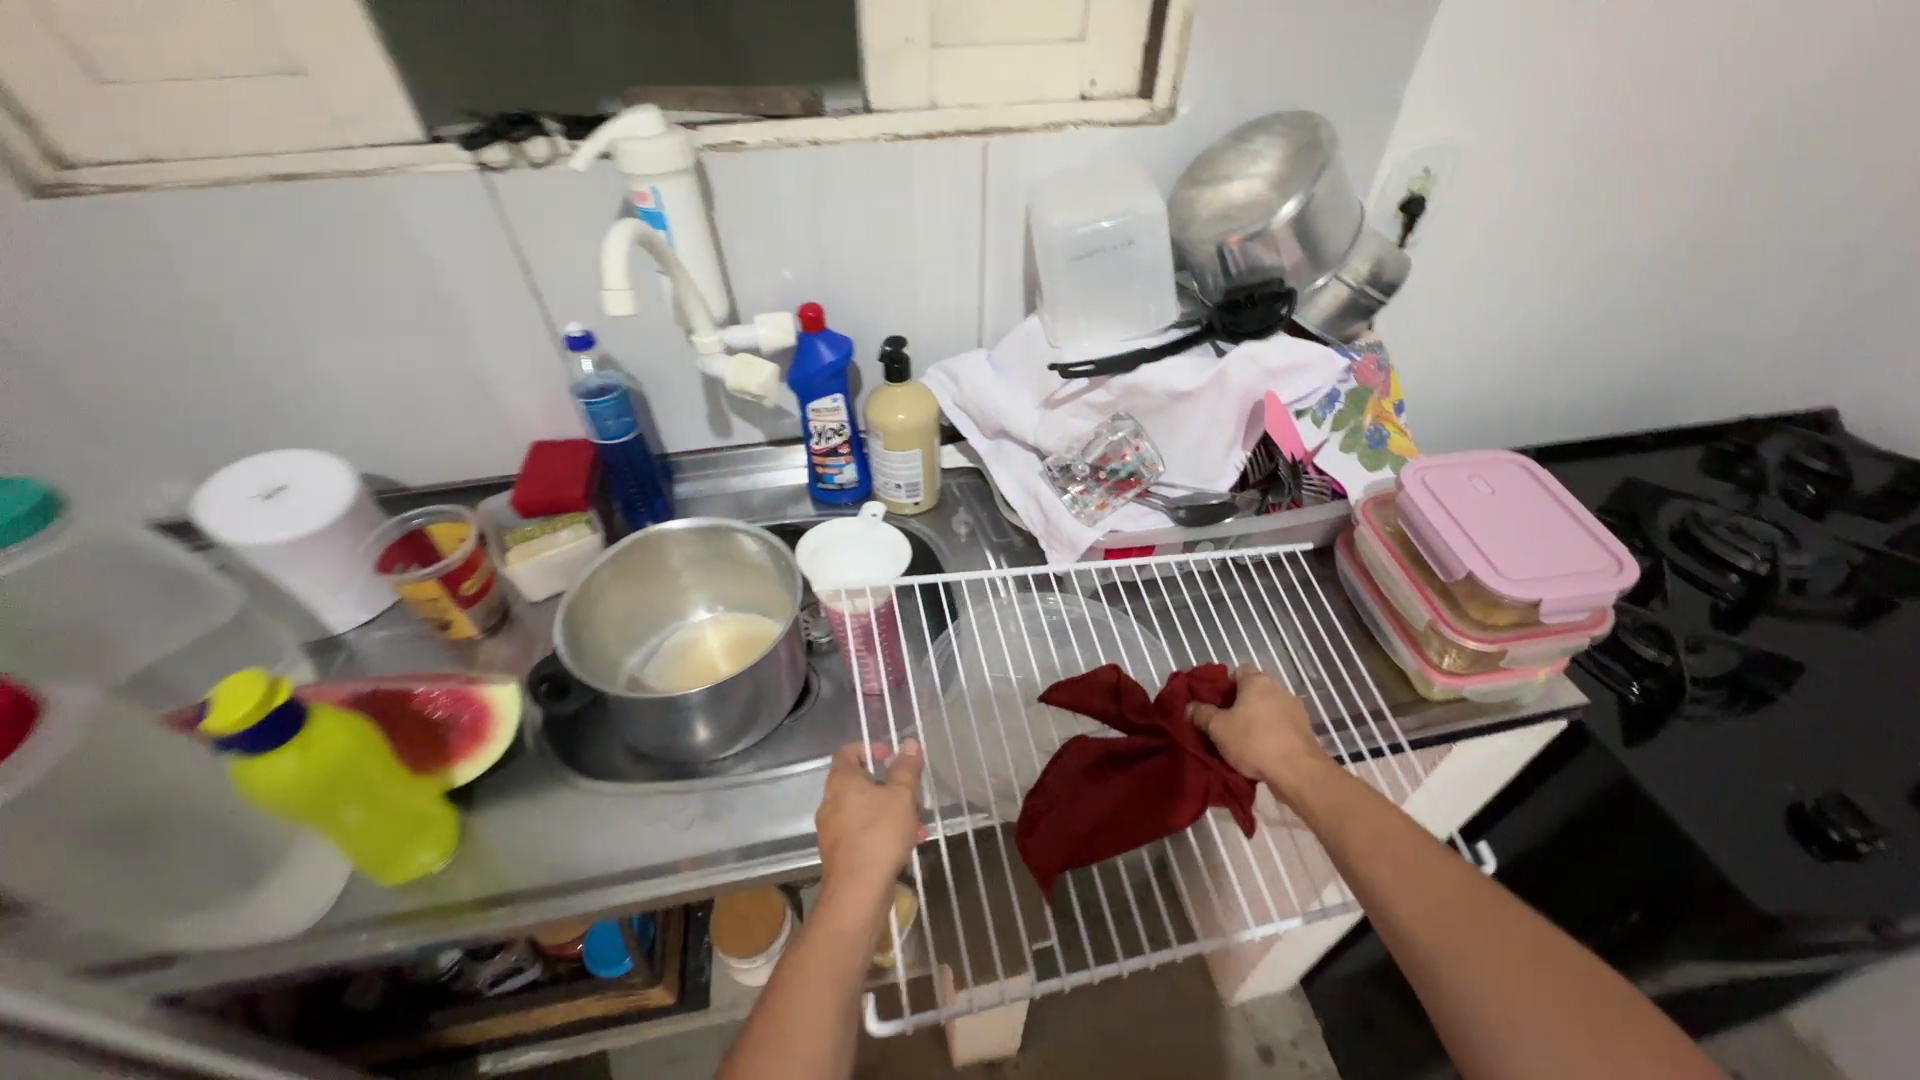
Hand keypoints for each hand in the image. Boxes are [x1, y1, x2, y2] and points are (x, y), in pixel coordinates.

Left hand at [816, 740, 925, 902]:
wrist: (857, 890)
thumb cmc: (879, 833)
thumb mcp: (901, 796)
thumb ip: (905, 769)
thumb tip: (908, 742)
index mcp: (841, 781)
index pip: (848, 751)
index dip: (870, 748)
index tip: (892, 756)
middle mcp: (830, 802)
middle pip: (860, 783)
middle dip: (890, 787)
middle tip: (911, 794)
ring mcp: (832, 829)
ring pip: (865, 810)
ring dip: (891, 812)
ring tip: (917, 825)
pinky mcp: (839, 853)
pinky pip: (863, 832)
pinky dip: (882, 832)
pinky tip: (906, 845)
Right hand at [1188, 665, 1333, 796]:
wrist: (1298, 771)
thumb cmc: (1253, 741)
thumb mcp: (1217, 728)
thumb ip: (1201, 714)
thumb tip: (1190, 706)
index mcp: (1257, 681)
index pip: (1238, 671)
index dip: (1224, 686)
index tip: (1215, 704)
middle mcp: (1279, 689)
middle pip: (1253, 691)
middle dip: (1239, 705)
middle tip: (1223, 724)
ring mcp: (1295, 710)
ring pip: (1267, 710)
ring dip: (1256, 721)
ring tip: (1241, 741)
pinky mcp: (1304, 731)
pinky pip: (1280, 727)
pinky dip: (1270, 735)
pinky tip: (1260, 752)